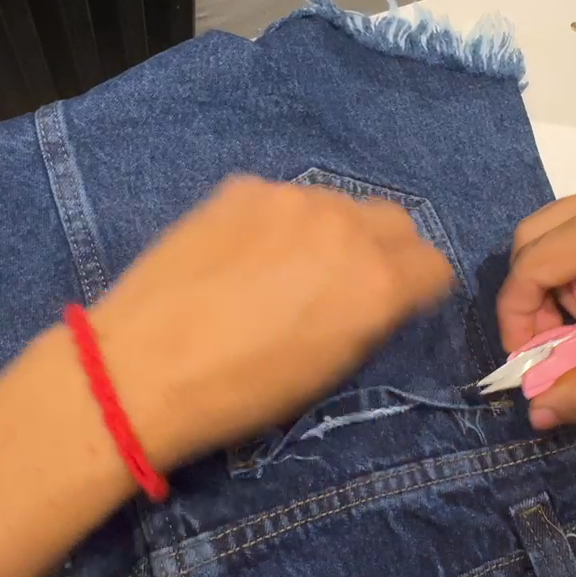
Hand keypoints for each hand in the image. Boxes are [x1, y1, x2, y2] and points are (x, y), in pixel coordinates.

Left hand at [88, 176, 453, 467]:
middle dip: (385, 248)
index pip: (433, 264)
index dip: (418, 286)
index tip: (396, 301)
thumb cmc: (242, 391)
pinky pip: (284, 198)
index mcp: (376, 280)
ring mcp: (292, 197)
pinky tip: (241, 252)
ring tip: (285, 265)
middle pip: (395, 219)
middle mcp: (344, 225)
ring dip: (331, 230)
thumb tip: (380, 291)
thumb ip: (370, 316)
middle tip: (346, 279)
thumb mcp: (329, 369)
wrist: (142, 365)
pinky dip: (278, 221)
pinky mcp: (245, 185)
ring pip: (338, 203)